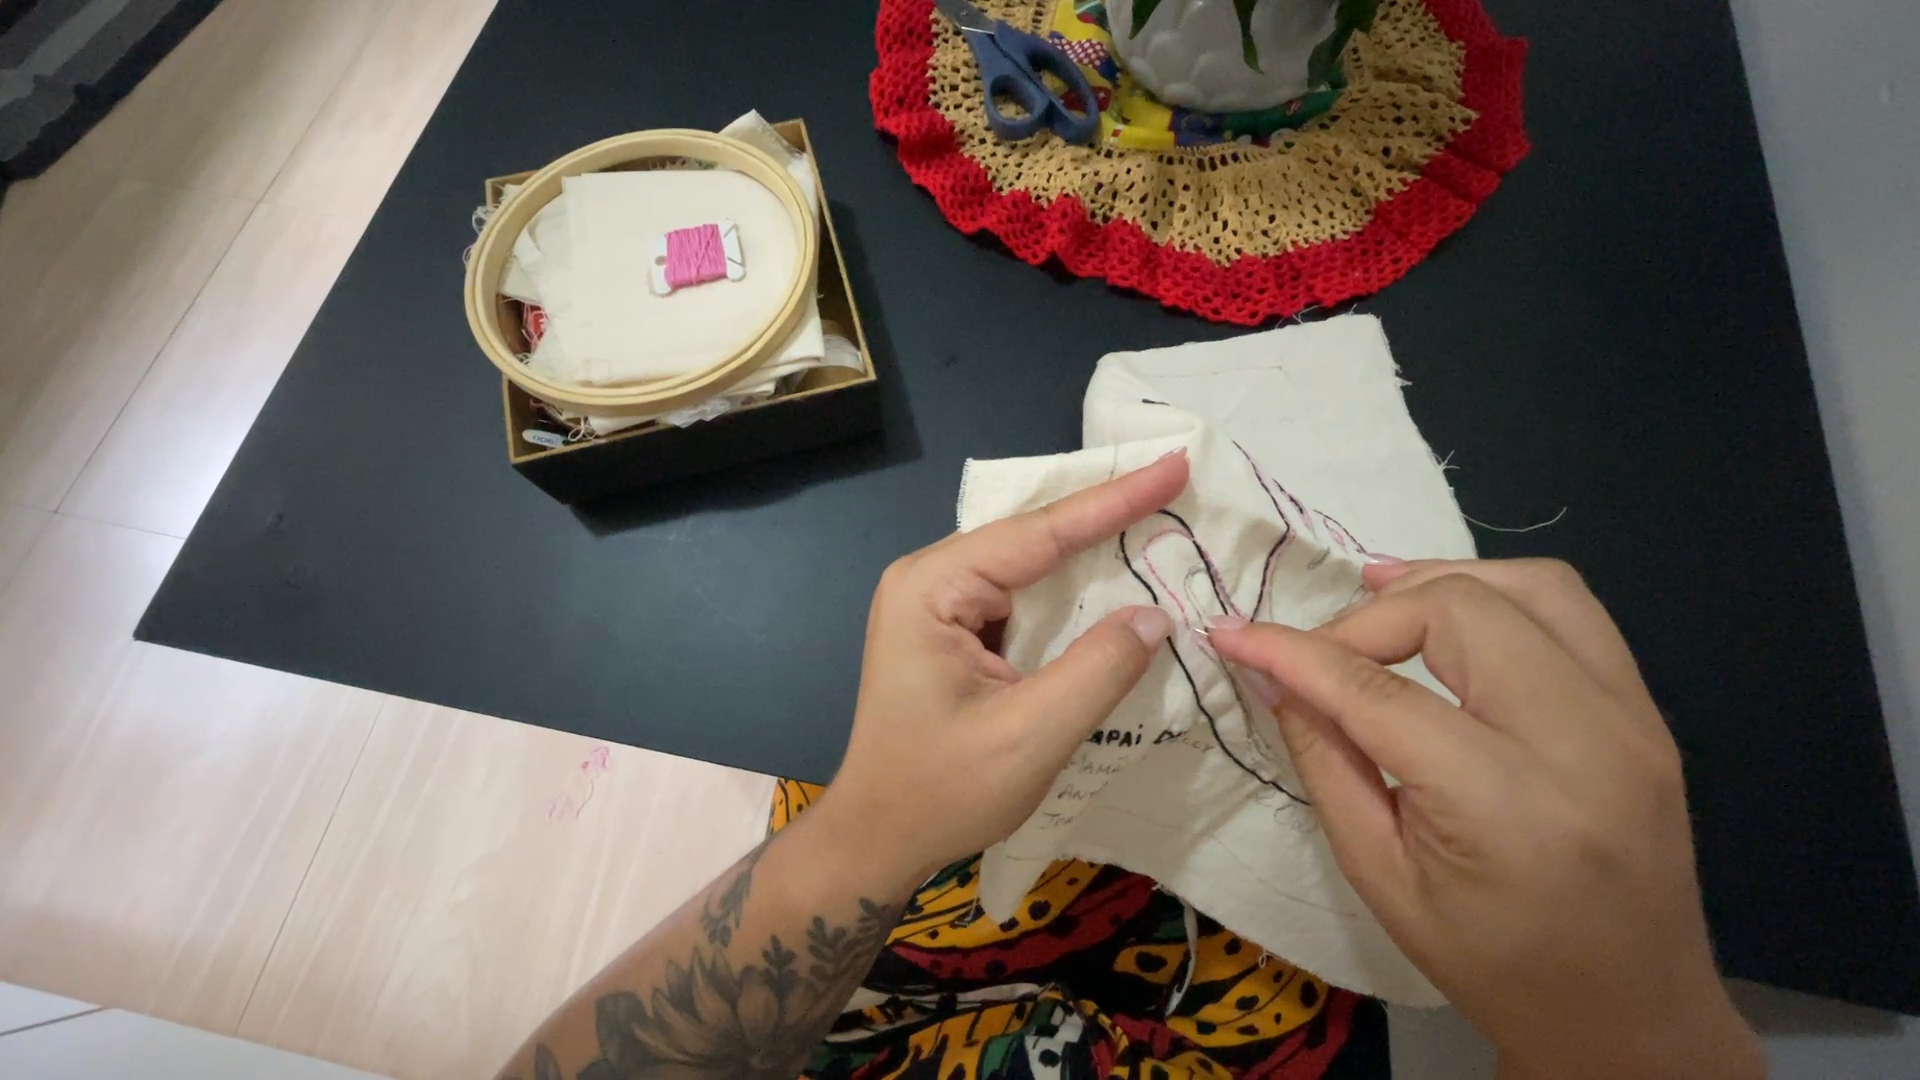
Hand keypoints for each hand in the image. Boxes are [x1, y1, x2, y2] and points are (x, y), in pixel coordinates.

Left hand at [816, 452, 1187, 883]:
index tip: (1172, 465)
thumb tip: (1154, 614)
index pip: (1038, 533)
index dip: (1113, 500)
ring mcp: (934, 602)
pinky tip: (1109, 581)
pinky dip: (1066, 590)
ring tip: (1155, 519)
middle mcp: (928, 579)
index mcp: (932, 588)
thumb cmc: (942, 791)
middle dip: (1104, 515)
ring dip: (1089, 550)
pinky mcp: (949, 627)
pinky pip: (1018, 594)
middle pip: (1030, 536)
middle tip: (1174, 484)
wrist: (879, 834)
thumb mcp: (1031, 737)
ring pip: (1026, 563)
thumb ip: (1098, 670)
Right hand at [1207, 559, 1762, 1079]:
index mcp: (1503, 803)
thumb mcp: (1375, 870)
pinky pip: (1568, 607)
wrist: (1631, 1013)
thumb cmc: (1487, 959)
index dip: (1290, 651)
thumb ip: (1322, 756)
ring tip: (1374, 601)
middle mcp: (1583, 742)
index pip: (1374, 688)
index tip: (1230, 633)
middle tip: (1319, 655)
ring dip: (1434, 583)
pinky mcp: (1647, 709)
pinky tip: (1442, 608)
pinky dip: (1494, 589)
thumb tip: (1271, 673)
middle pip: (1457, 610)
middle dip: (1365, 618)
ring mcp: (1632, 718)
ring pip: (1526, 585)